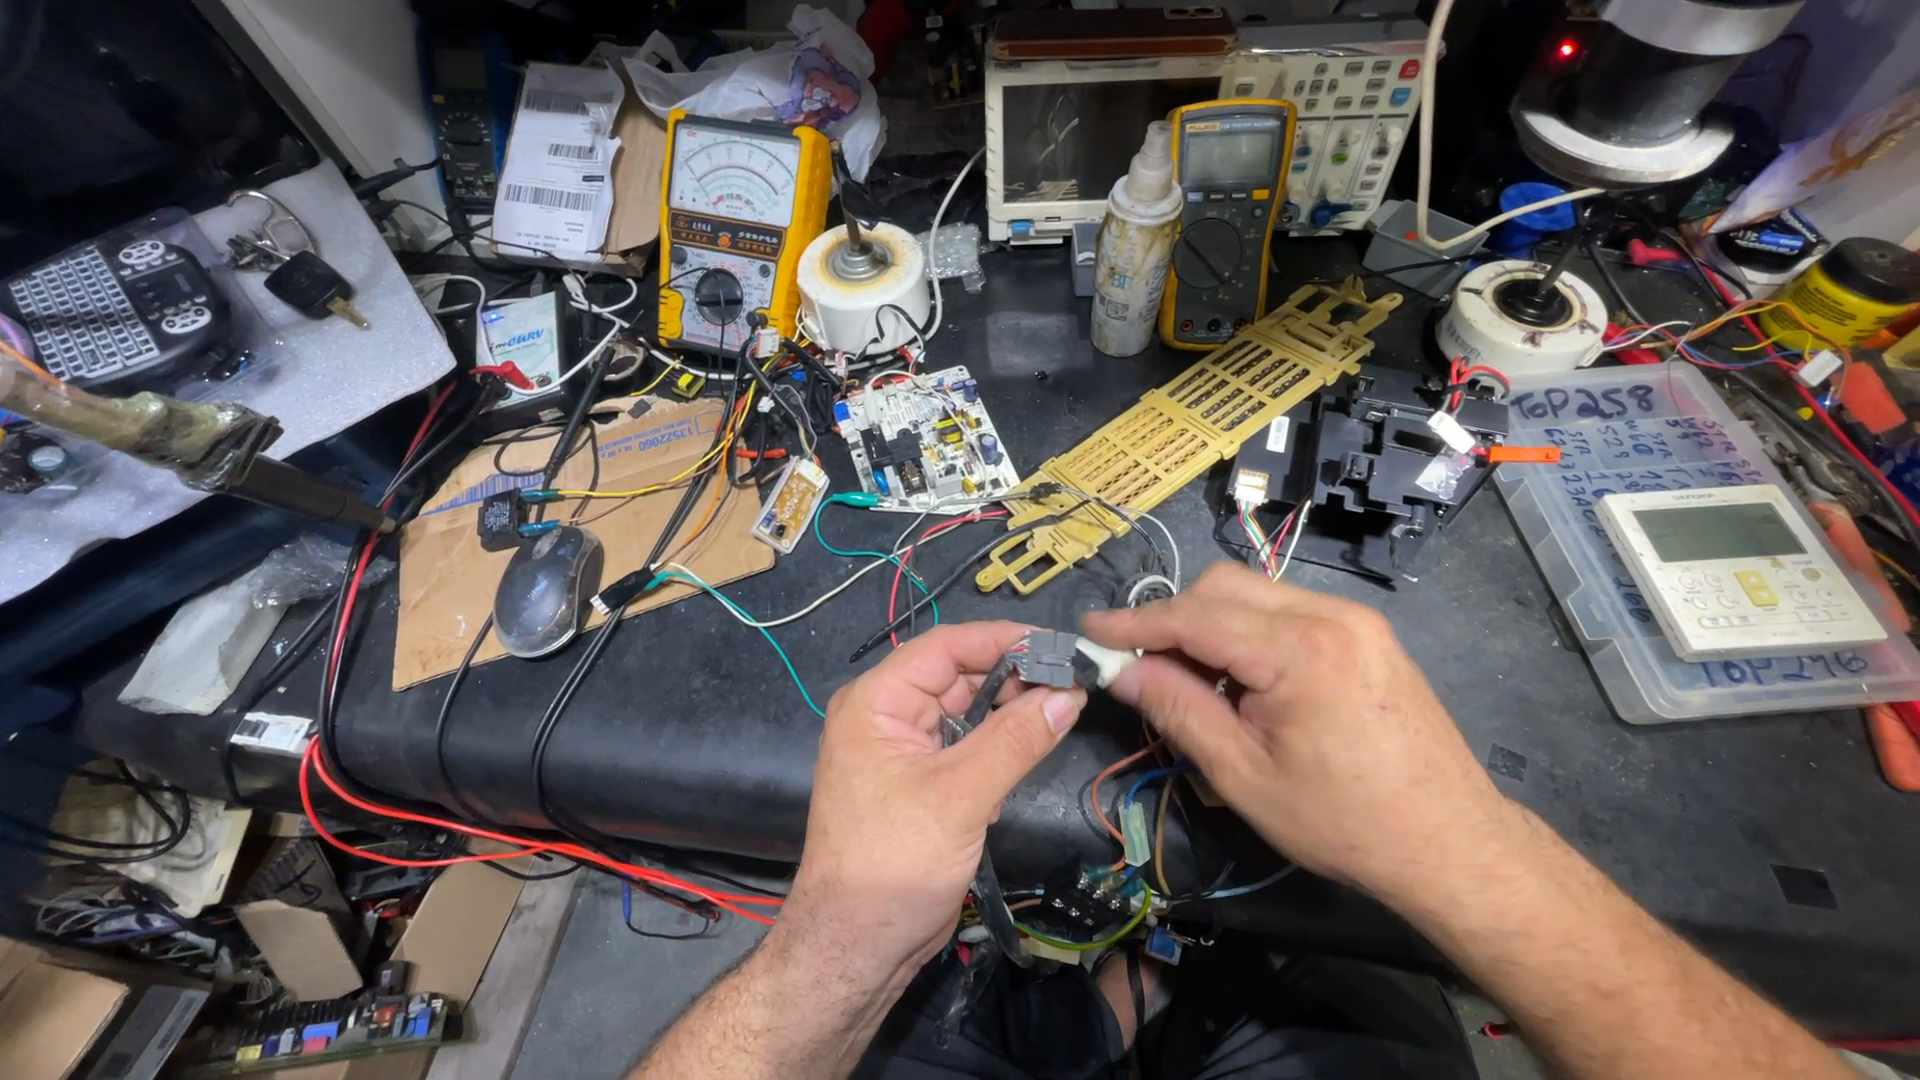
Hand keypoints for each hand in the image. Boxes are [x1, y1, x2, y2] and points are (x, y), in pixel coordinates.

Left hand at [777, 622, 1086, 981]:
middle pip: (959, 676)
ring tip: (1059, 712)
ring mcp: (906, 748)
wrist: (858, 947)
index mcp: (877, 701)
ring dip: (1008, 716)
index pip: (946, 647)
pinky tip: (1023, 757)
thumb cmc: (894, 861)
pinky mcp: (923, 780)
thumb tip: (1070, 693)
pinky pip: (967, 746)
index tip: (1059, 644)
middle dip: (1013, 679)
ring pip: (968, 711)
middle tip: (1071, 683)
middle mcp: (888, 714)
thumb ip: (1015, 740)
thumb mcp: (959, 796)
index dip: (1003, 640)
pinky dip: (997, 748)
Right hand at [1081, 564, 1509, 902]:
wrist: (1451, 843)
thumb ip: (1176, 708)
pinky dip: (1244, 630)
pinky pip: (1283, 609)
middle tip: (1140, 663)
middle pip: (1223, 586)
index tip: (1090, 630)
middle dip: (1172, 617)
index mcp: (1299, 650)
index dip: (1135, 621)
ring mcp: (1353, 618)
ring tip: (1187, 676)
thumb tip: (1121, 668)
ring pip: (1252, 592)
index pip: (1195, 616)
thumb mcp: (1241, 774)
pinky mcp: (1363, 632)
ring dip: (1207, 622)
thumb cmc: (1342, 821)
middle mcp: (1329, 614)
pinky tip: (1237, 676)